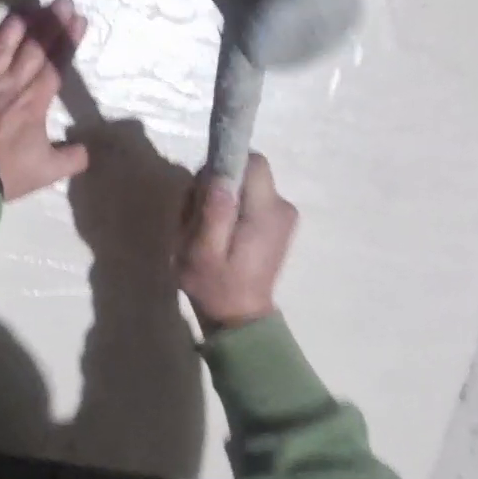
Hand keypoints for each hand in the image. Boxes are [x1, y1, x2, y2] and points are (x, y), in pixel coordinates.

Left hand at [0, 0, 89, 200]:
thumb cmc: (4, 175)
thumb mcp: (46, 172)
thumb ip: (70, 158)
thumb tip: (87, 149)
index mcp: (33, 105)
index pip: (54, 66)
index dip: (67, 42)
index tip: (78, 19)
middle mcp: (9, 87)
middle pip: (32, 50)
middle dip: (49, 24)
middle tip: (61, 1)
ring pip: (1, 48)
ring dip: (16, 27)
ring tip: (28, 7)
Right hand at [177, 153, 296, 329]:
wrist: (239, 316)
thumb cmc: (215, 285)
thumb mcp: (202, 252)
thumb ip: (213, 214)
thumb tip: (219, 179)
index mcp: (265, 213)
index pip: (252, 162)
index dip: (224, 165)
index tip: (203, 189)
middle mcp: (281, 207)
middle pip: (245, 171)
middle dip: (215, 185)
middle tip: (196, 215)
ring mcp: (281, 214)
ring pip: (243, 184)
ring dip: (218, 198)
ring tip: (204, 229)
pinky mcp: (275, 221)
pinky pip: (247, 198)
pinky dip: (228, 208)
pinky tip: (217, 232)